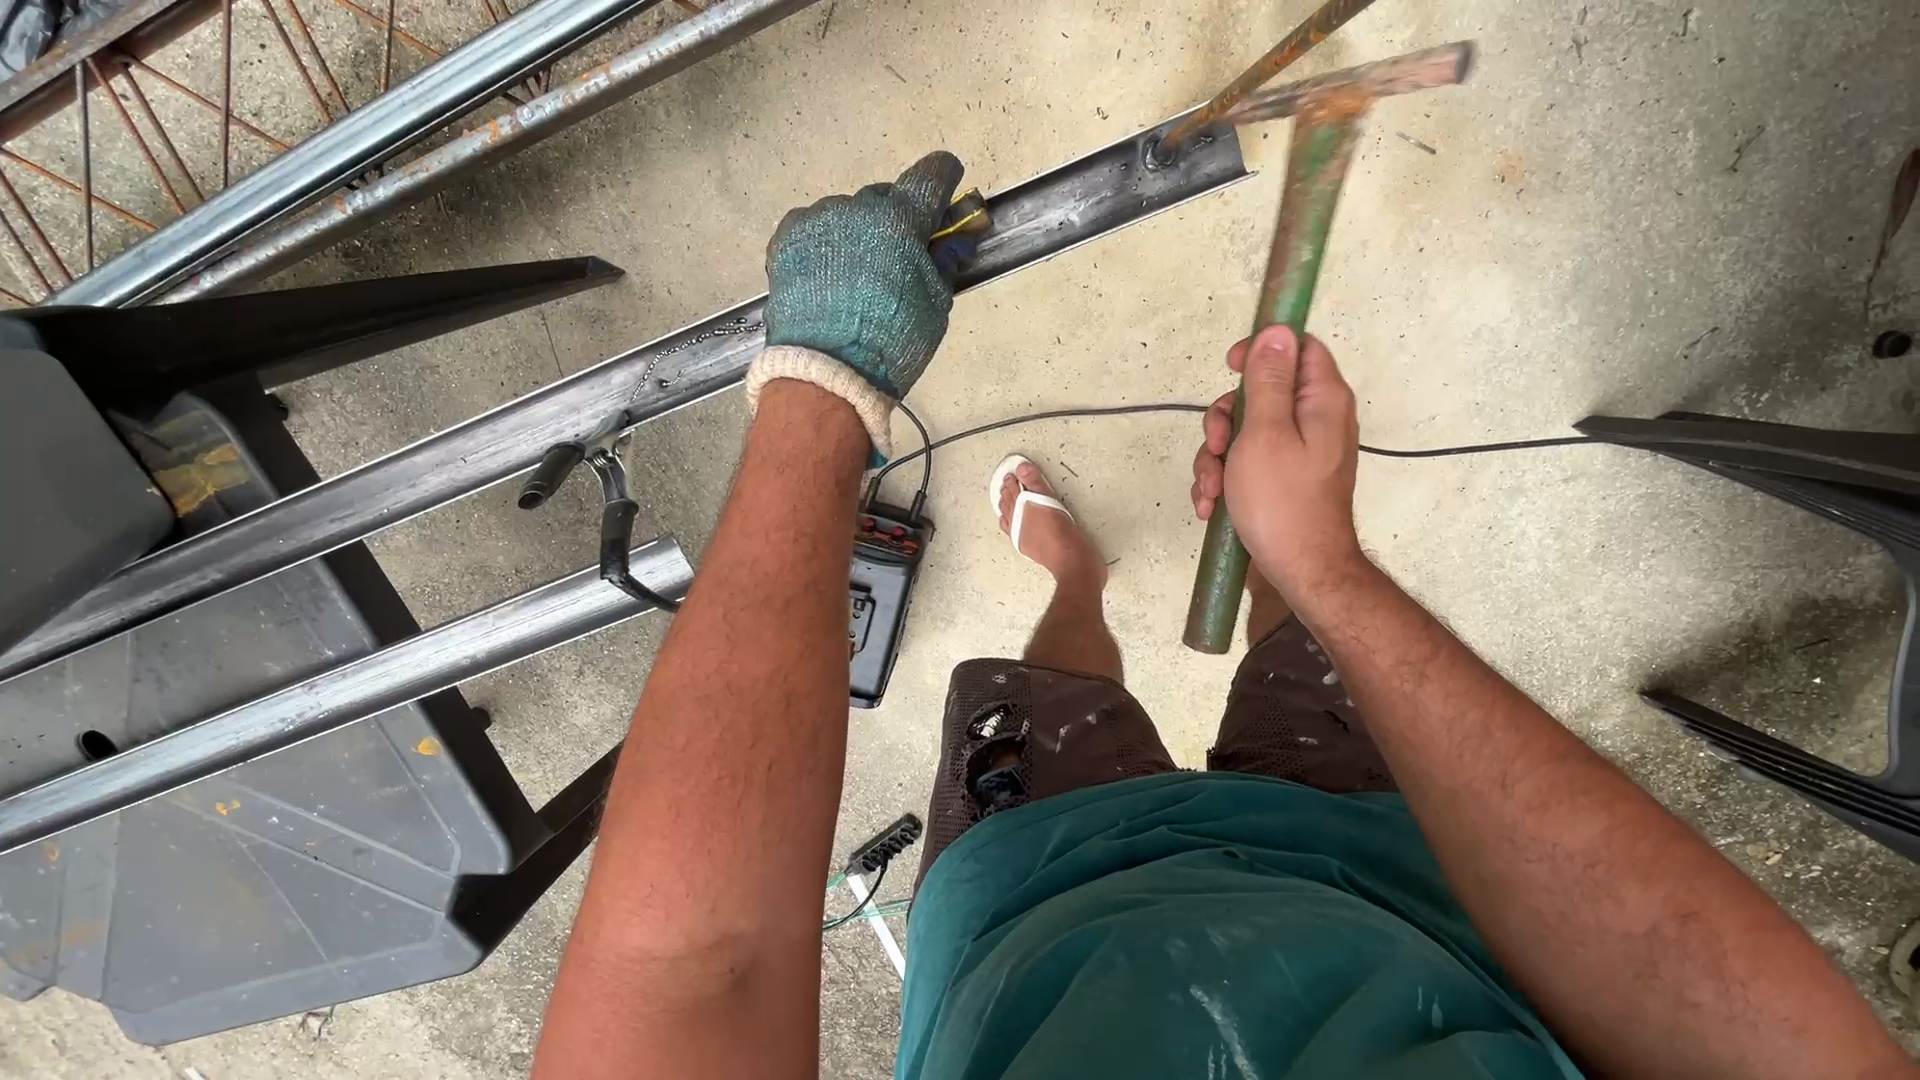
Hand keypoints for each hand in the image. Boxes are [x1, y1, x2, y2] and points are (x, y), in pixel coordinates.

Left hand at [763, 152, 965, 399]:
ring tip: (855, 281)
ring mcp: (817, 221)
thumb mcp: (934, 308)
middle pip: (884, 199)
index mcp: (900, 220)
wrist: (826, 373)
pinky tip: (827, 281)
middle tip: (897, 259)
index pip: (931, 176)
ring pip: (846, 217)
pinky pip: (814, 232)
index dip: (944, 180)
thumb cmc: (891, 343)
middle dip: (895, 221)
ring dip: (857, 235)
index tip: (948, 187)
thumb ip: (943, 263)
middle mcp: (856, 208)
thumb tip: (954, 239)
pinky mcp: (786, 240)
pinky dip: (825, 248)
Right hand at [1190, 324, 1365, 598]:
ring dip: (1215, 459)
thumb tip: (1275, 331)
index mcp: (1321, 400)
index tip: (1229, 366)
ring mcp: (1297, 451)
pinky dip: (1224, 481)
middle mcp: (1314, 419)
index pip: (1298, 347)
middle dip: (1224, 422)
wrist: (1300, 569)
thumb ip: (1268, 380)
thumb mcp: (1265, 433)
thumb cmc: (1282, 500)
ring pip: (1242, 432)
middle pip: (1259, 393)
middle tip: (1216, 449)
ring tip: (1211, 491)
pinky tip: (1212, 506)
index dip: (1261, 349)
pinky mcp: (1280, 478)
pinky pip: (1244, 463)